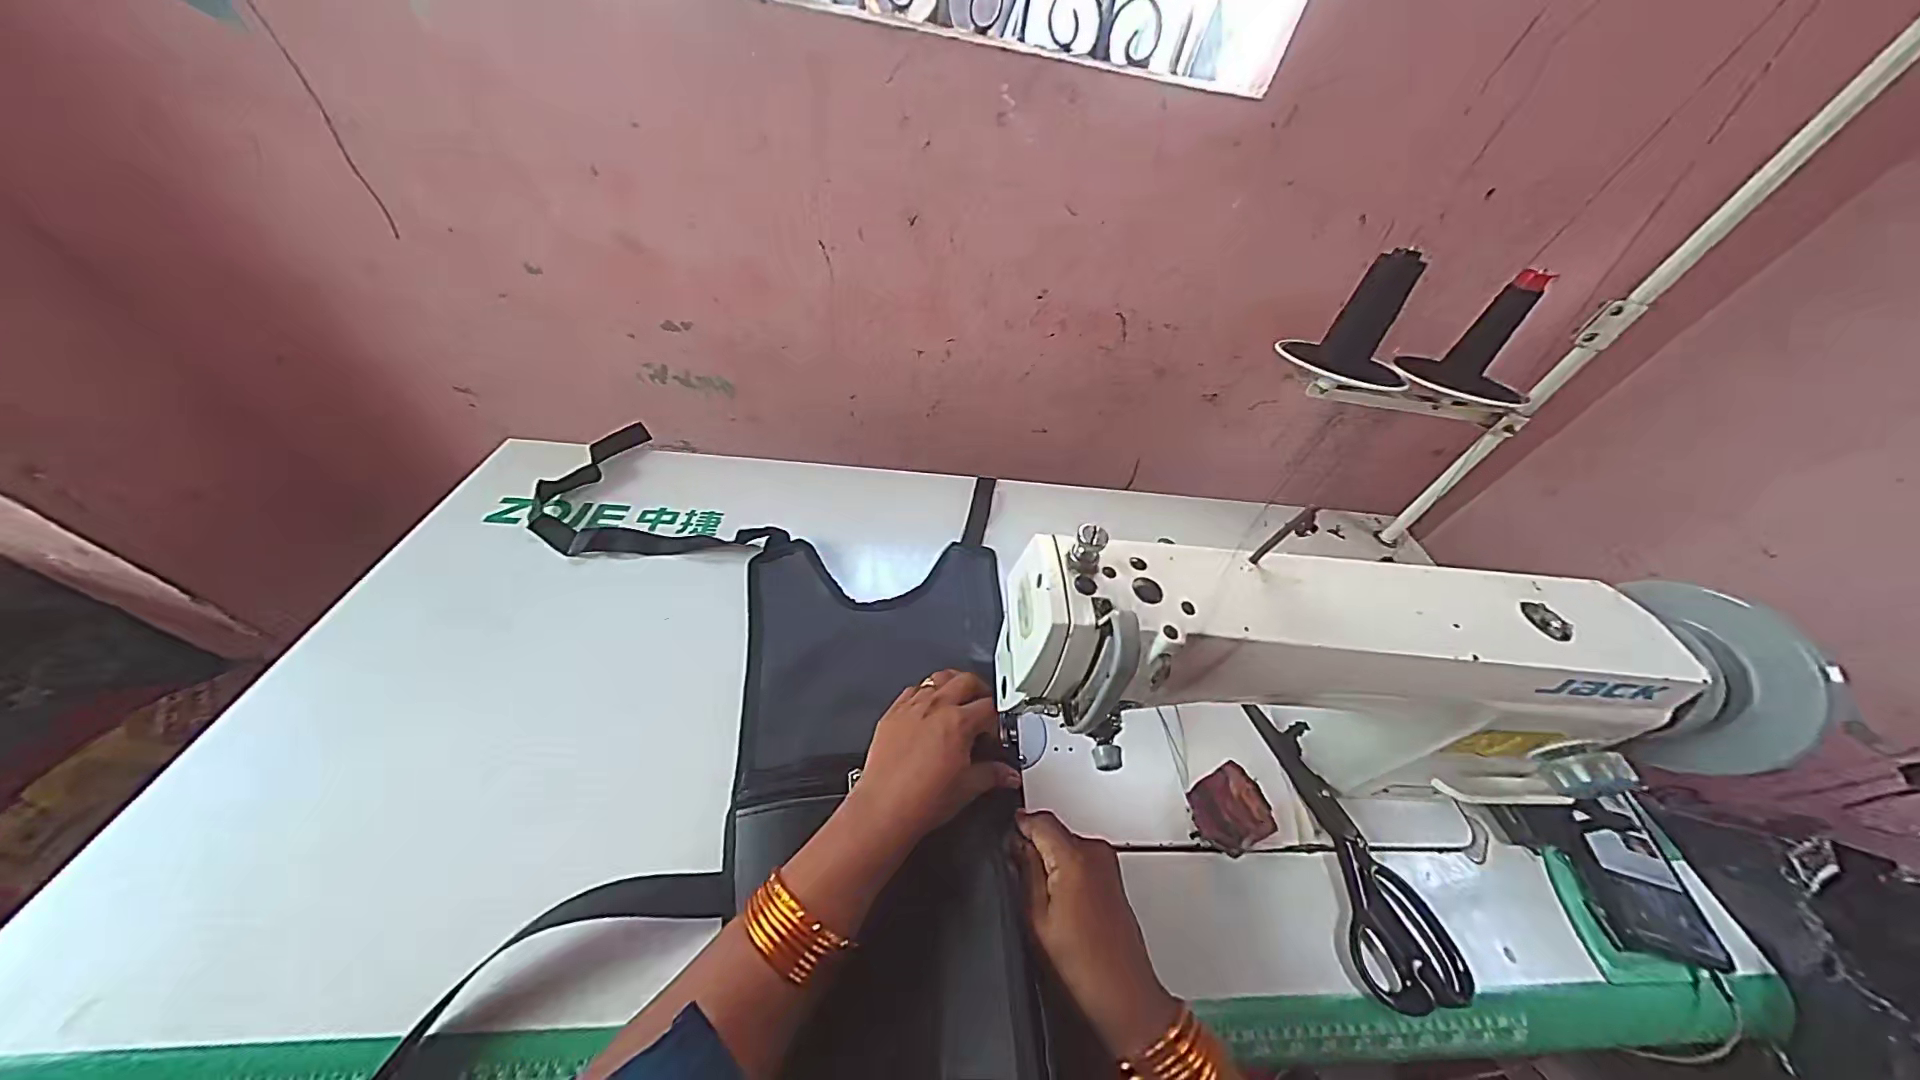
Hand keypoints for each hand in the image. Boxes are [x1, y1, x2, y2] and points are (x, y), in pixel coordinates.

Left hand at [843, 670, 1020, 849]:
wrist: (883, 809)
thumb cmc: (919, 800)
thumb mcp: (967, 788)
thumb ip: (992, 775)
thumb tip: (1005, 774)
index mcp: (958, 722)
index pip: (989, 707)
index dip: (998, 719)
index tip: (996, 732)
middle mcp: (935, 708)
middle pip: (966, 681)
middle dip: (981, 691)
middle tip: (984, 707)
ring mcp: (911, 708)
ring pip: (938, 678)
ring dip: (953, 685)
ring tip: (959, 699)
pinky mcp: (892, 714)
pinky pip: (912, 690)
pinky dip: (925, 693)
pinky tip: (927, 708)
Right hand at [1012, 810, 1180, 1058]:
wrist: (1122, 991)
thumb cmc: (1084, 964)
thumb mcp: (1036, 916)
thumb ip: (1024, 870)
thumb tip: (1017, 845)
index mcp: (1075, 857)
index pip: (1040, 819)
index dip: (1020, 824)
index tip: (1008, 832)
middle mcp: (1096, 852)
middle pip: (1054, 831)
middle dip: (1036, 845)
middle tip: (1021, 874)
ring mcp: (1108, 863)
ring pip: (1068, 845)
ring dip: (1053, 858)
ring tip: (1045, 899)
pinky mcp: (1114, 875)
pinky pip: (1082, 858)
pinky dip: (1068, 870)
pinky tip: (1063, 904)